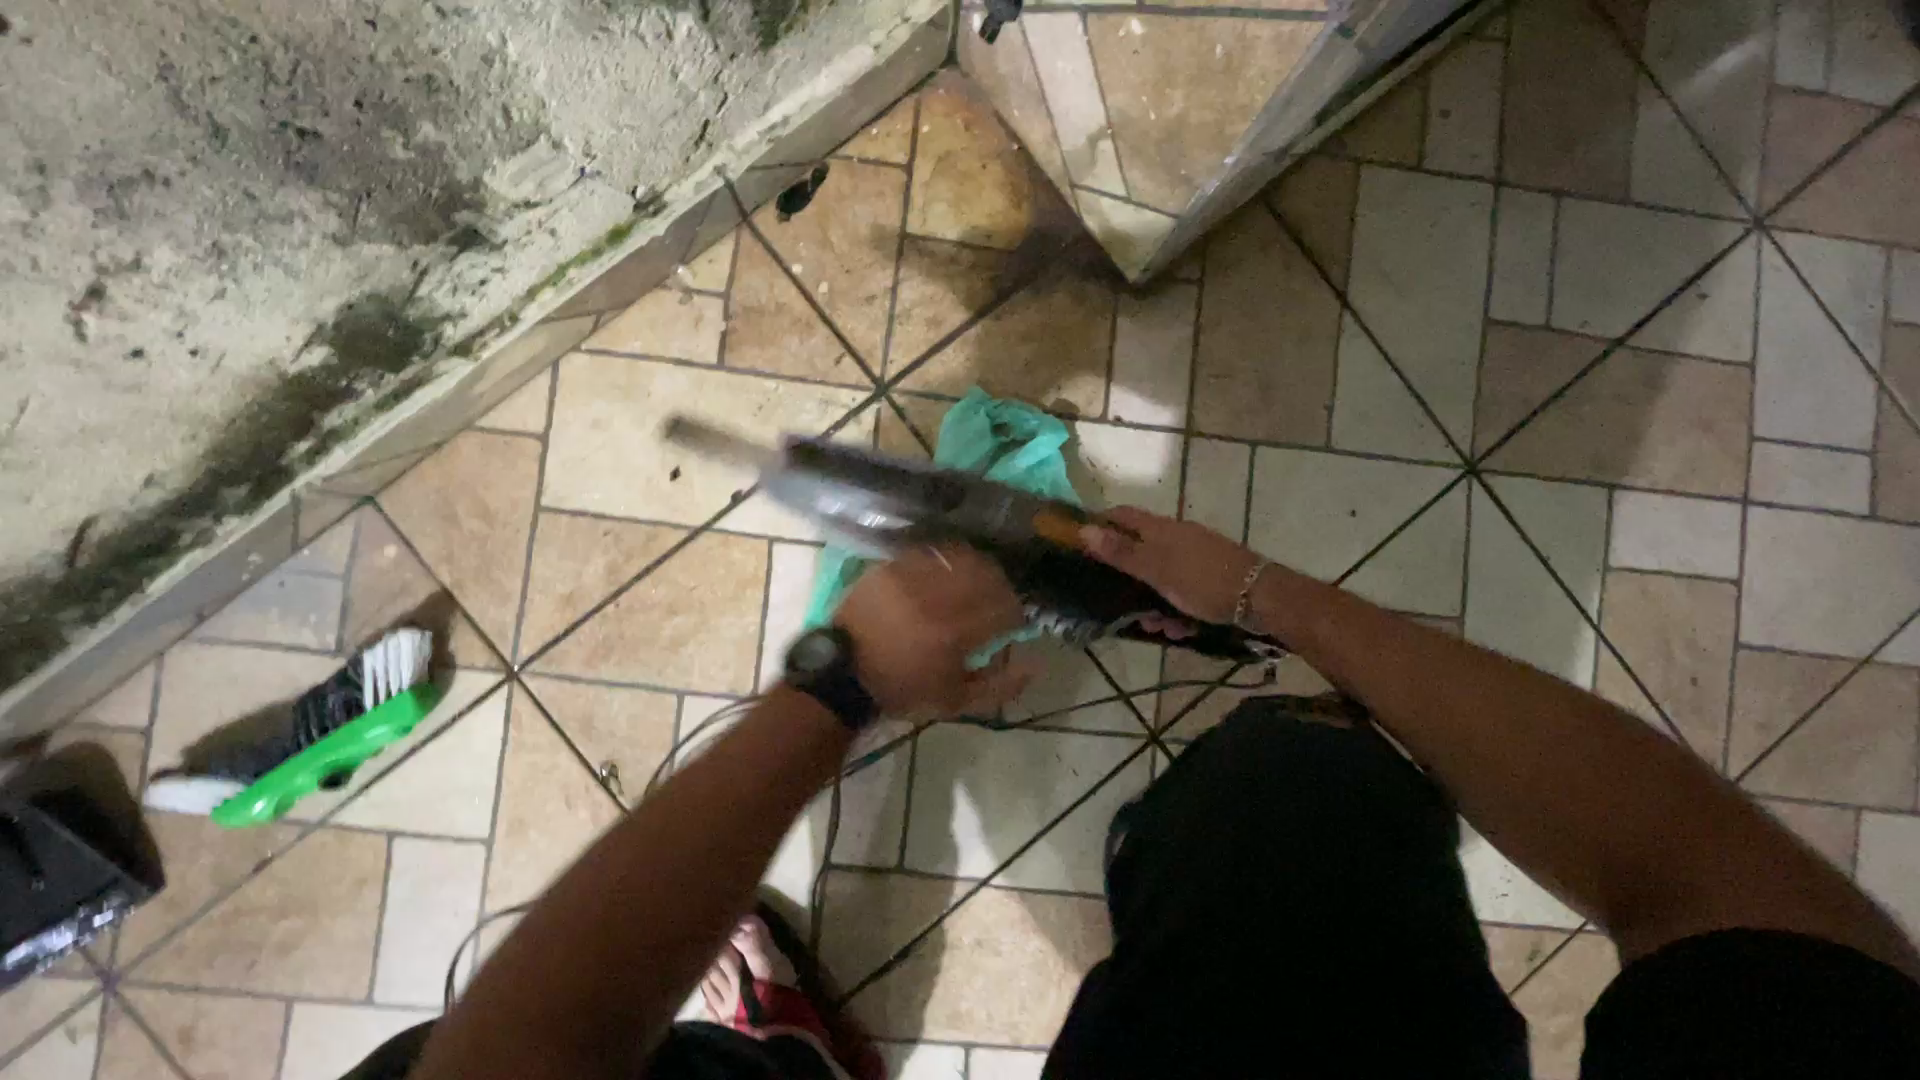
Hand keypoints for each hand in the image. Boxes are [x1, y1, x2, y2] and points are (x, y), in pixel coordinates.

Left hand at [834, 546, 1034, 716]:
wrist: (843, 674)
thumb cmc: (903, 690)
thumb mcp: (954, 702)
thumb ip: (999, 686)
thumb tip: (1034, 665)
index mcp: (953, 635)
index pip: (1003, 609)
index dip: (1016, 613)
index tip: (1014, 622)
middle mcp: (934, 600)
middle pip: (986, 577)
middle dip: (1001, 587)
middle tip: (1000, 599)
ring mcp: (909, 579)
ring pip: (960, 558)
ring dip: (977, 569)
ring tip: (977, 581)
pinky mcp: (890, 567)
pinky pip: (929, 553)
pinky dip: (945, 560)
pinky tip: (947, 572)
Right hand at [1080, 506, 1261, 624]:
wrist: (1260, 597)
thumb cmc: (1202, 580)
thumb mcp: (1156, 569)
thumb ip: (1120, 552)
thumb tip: (1083, 529)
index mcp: (1161, 529)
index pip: (1122, 515)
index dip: (1100, 525)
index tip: (1081, 545)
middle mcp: (1177, 537)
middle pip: (1140, 551)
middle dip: (1127, 579)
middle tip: (1116, 603)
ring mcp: (1195, 557)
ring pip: (1161, 577)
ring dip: (1152, 601)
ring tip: (1155, 626)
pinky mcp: (1210, 577)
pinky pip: (1183, 591)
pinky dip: (1177, 608)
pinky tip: (1180, 628)